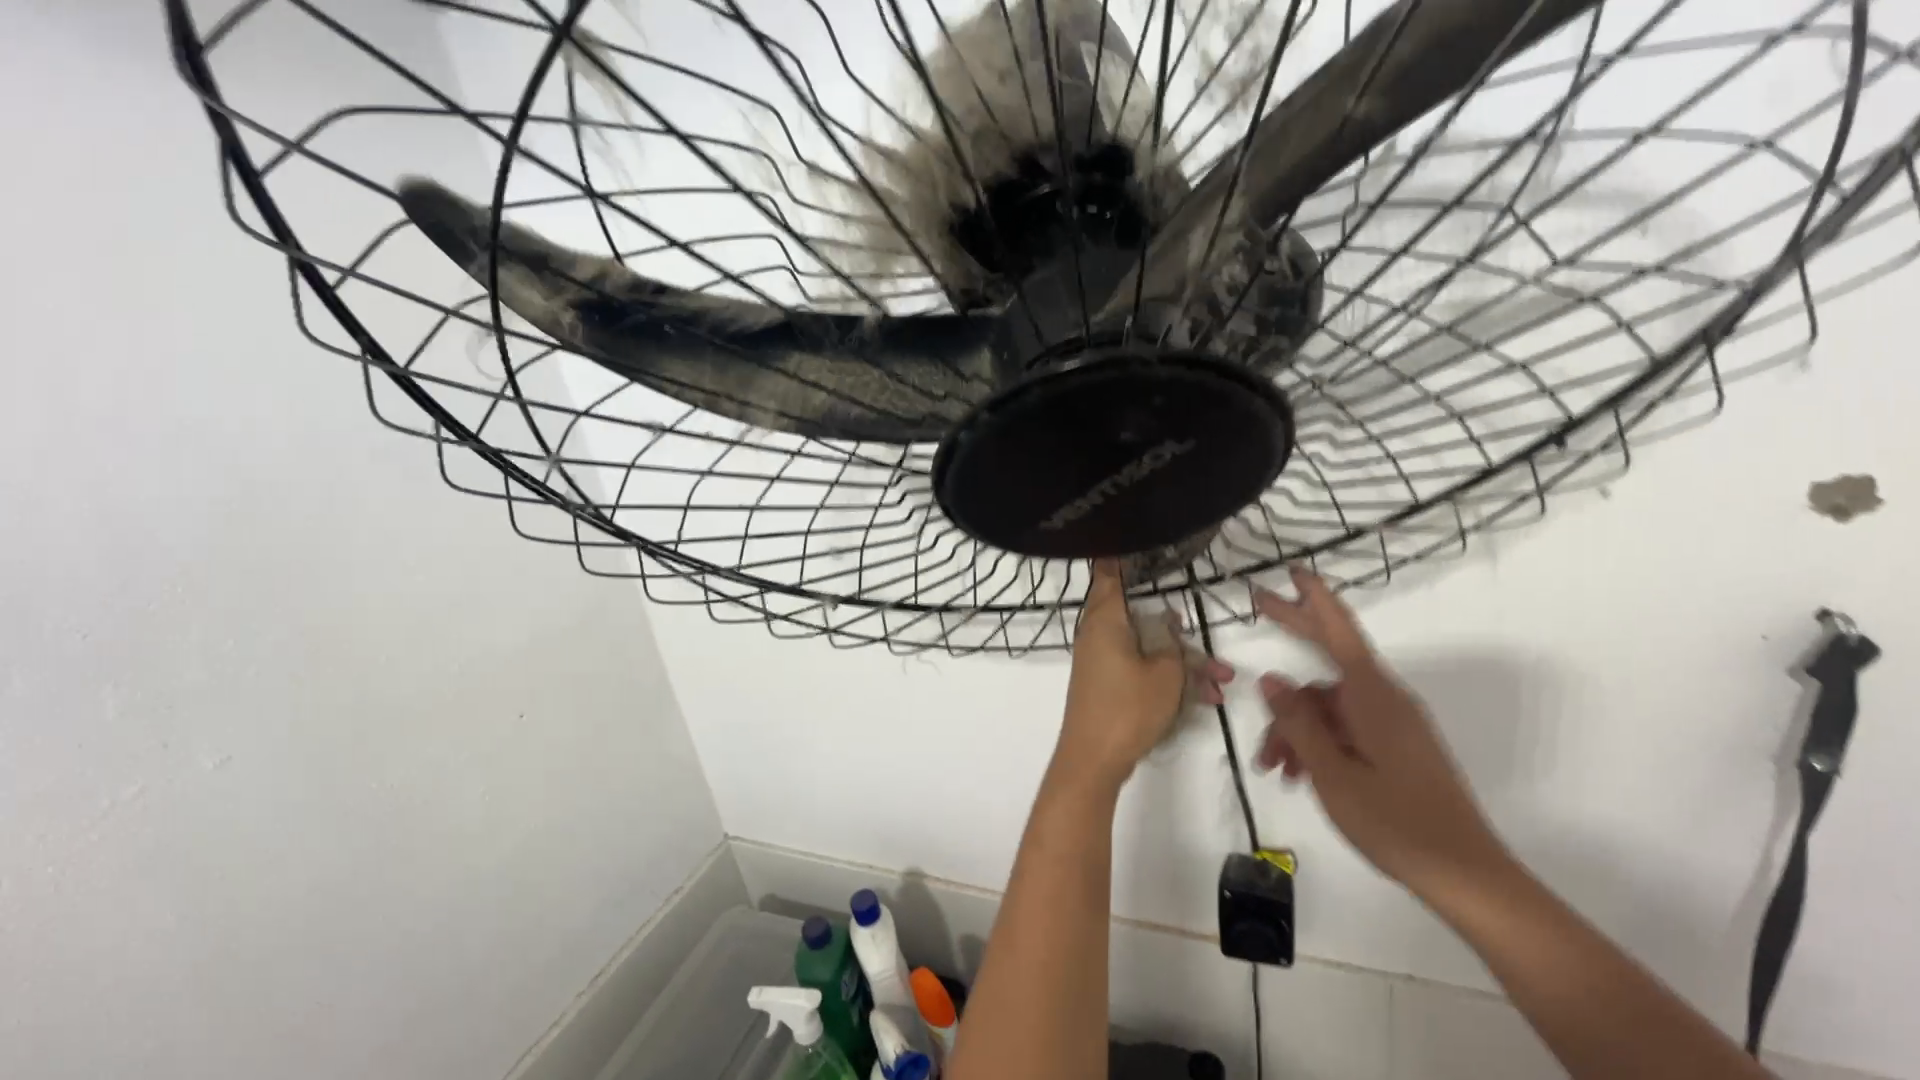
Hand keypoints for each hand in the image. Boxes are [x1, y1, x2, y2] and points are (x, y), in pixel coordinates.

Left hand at [1057, 561, 1233, 788]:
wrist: (1094, 760)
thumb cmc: (1127, 707)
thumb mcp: (1165, 674)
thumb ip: (1173, 647)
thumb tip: (1169, 630)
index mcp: (1105, 621)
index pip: (1109, 576)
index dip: (1120, 557)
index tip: (1131, 542)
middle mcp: (1099, 636)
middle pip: (1139, 618)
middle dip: (1177, 631)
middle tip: (1200, 633)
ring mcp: (1102, 662)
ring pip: (1147, 650)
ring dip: (1182, 664)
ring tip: (1221, 681)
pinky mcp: (1108, 686)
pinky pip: (1141, 671)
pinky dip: (1167, 680)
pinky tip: (1204, 698)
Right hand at [1252, 566, 1510, 895]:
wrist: (1464, 872)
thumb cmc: (1395, 822)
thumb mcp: (1332, 774)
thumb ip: (1299, 724)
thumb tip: (1271, 679)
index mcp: (1373, 698)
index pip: (1338, 632)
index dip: (1312, 599)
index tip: (1290, 571)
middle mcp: (1385, 701)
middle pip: (1329, 662)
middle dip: (1292, 639)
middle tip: (1256, 611)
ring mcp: (1394, 725)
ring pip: (1331, 706)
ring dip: (1296, 726)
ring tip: (1272, 767)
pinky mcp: (1397, 748)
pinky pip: (1347, 729)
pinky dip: (1318, 743)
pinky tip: (1297, 774)